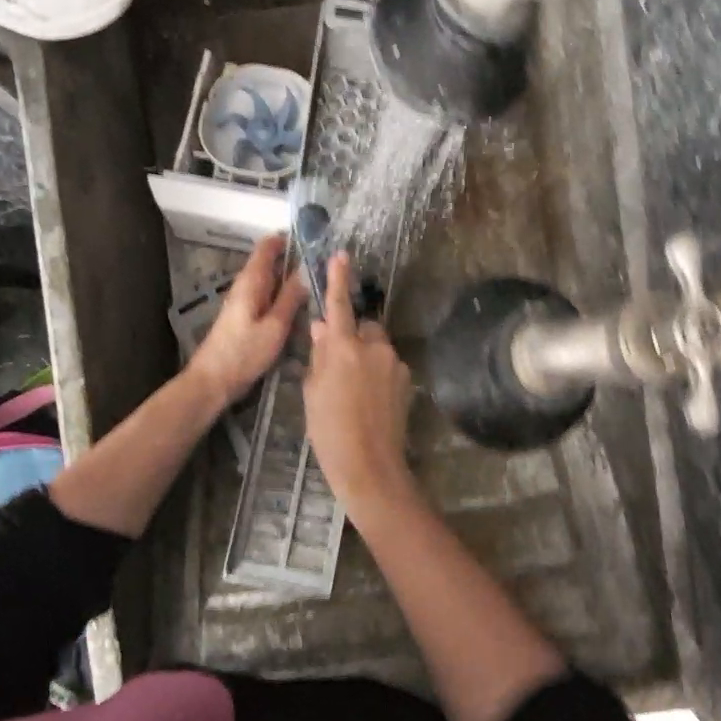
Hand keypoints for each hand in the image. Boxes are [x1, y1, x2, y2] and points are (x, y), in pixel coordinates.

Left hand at [188, 234, 307, 406]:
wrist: (213, 381)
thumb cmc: (244, 353)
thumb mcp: (274, 326)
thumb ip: (290, 299)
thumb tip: (306, 272)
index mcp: (251, 282)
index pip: (267, 247)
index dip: (287, 239)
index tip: (312, 239)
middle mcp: (245, 286)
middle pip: (269, 263)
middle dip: (293, 260)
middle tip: (324, 263)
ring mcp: (243, 303)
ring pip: (270, 282)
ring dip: (289, 279)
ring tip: (317, 282)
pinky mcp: (244, 318)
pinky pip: (267, 298)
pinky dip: (283, 296)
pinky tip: (299, 307)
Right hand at [305, 253, 416, 507]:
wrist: (369, 465)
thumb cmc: (329, 431)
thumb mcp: (312, 391)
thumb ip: (318, 355)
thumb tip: (322, 328)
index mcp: (343, 348)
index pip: (339, 305)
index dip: (337, 279)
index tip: (341, 255)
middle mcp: (373, 348)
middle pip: (363, 327)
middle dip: (352, 337)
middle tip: (337, 366)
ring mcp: (395, 363)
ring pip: (377, 348)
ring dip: (366, 357)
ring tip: (353, 390)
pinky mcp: (407, 380)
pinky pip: (389, 366)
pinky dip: (379, 374)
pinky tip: (370, 401)